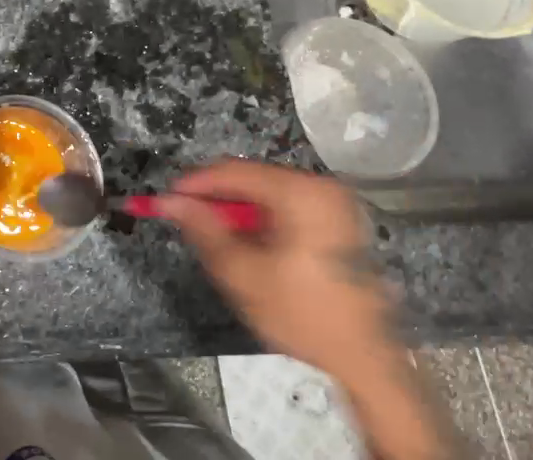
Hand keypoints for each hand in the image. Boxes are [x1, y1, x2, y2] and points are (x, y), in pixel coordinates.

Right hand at [151, 160, 400, 383]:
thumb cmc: (302, 314)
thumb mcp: (242, 273)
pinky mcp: (339, 222)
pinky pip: (287, 208)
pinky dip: (262, 221)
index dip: (195, 184)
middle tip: (188, 222)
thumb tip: (168, 200)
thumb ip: (202, 229)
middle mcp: (321, 188)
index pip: (234, 171)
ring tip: (216, 239)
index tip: (165, 200)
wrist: (367, 361)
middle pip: (252, 180)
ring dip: (238, 212)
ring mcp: (334, 204)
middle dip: (217, 200)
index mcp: (301, 193)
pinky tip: (249, 246)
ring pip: (267, 194)